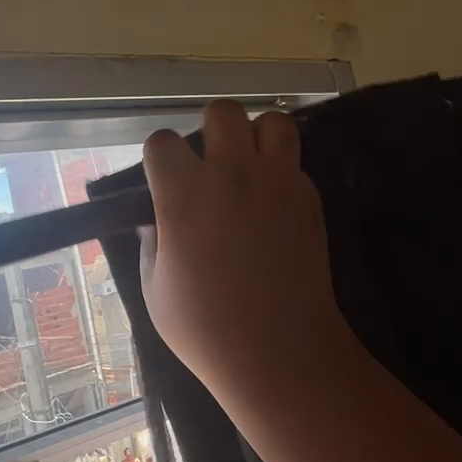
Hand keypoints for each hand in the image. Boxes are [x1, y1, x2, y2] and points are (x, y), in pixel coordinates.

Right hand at [139, 101, 358, 403]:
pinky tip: (274, 204)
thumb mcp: (155, 290)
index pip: (163, 141)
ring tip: (250, 169)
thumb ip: (151, 244)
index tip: (164, 181)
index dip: (160, 159)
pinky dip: (283, 172)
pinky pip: (295, 162)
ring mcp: (277, 183)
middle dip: (212, 130)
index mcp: (184, 194)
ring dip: (257, 137)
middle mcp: (232, 175)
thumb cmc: (206, 329)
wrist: (280, 350)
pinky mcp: (310, 199)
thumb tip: (155, 220)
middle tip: (211, 166)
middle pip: (222, 111)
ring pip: (273, 121)